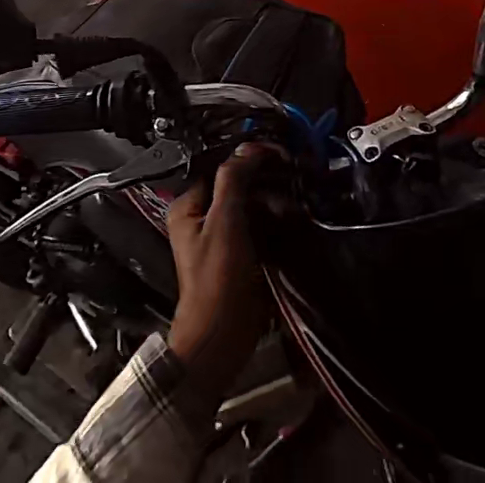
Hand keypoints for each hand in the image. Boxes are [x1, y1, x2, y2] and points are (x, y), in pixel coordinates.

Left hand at [166, 143, 278, 396]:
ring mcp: (222, 235)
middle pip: (235, 184)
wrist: (222, 337)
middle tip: (292, 169)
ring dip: (273, 196)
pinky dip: (275, 217)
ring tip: (297, 194)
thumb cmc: (217, 278)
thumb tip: (247, 147)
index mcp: (188, 205)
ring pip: (250, 203)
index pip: (218, 166)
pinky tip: (294, 214)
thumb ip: (233, 180)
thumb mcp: (224, 222)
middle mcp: (202, 216)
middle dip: (264, 176)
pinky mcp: (241, 252)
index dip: (246, 156)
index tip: (276, 151)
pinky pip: (258, 223)